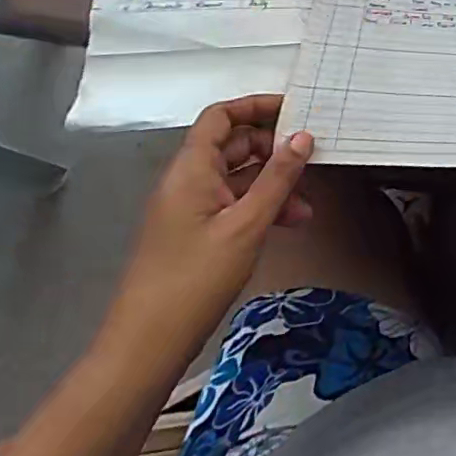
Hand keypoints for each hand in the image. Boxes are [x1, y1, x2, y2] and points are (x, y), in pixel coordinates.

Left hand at [104, 94, 313, 354]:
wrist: (145, 348)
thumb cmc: (194, 280)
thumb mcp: (246, 225)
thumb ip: (278, 178)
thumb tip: (302, 137)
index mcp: (191, 168)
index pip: (221, 116)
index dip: (255, 106)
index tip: (293, 109)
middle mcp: (188, 180)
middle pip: (234, 145)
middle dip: (274, 149)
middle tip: (310, 157)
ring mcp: (191, 208)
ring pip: (238, 178)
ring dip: (273, 184)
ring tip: (306, 204)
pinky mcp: (196, 233)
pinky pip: (233, 204)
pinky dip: (260, 207)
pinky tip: (288, 223)